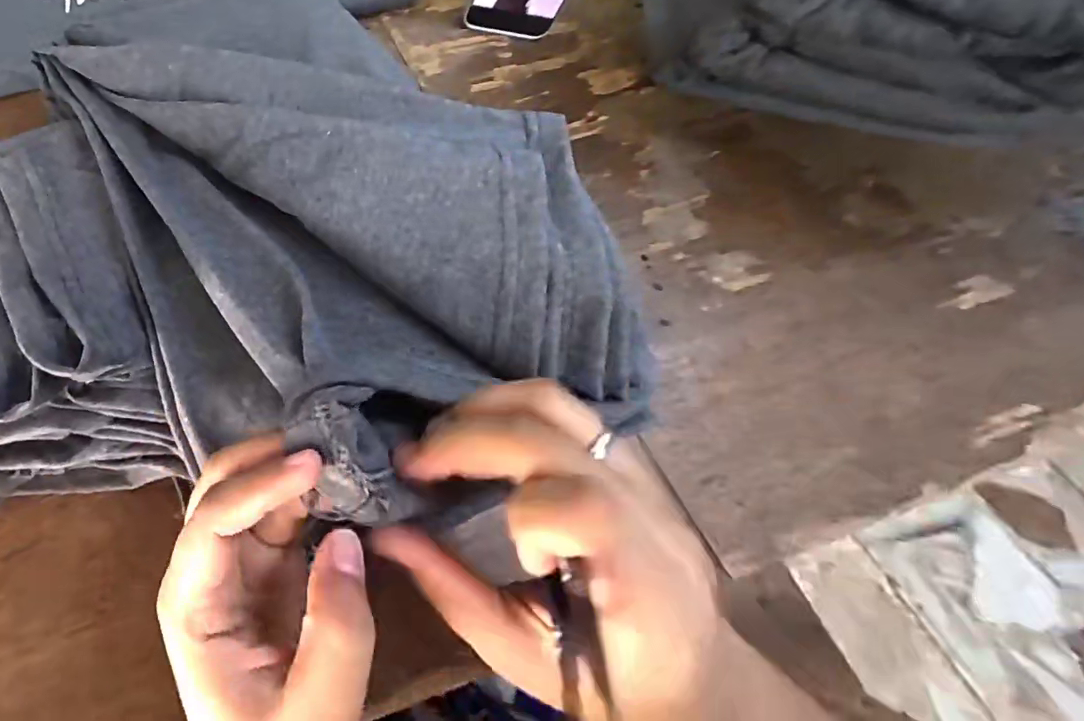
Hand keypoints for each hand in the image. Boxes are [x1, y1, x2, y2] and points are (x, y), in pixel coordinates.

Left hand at [158, 436, 375, 720]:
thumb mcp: (314, 714)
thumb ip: (336, 635)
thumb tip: (346, 538)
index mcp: (191, 603)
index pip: (211, 520)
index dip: (259, 484)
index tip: (313, 463)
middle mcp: (205, 570)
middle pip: (221, 489)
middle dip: (268, 458)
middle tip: (326, 441)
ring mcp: (237, 565)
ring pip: (254, 492)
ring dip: (292, 468)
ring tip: (340, 451)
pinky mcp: (269, 568)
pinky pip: (284, 514)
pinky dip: (310, 492)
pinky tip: (340, 481)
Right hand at [370, 381, 723, 720]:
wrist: (697, 670)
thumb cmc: (616, 684)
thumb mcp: (529, 660)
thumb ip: (455, 593)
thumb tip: (385, 535)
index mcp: (643, 576)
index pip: (584, 507)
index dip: (526, 514)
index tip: (501, 548)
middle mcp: (647, 505)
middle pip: (550, 430)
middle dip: (467, 434)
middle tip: (416, 458)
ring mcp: (640, 469)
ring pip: (554, 400)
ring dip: (484, 405)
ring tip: (444, 436)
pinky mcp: (625, 452)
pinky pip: (561, 405)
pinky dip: (508, 407)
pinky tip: (483, 434)